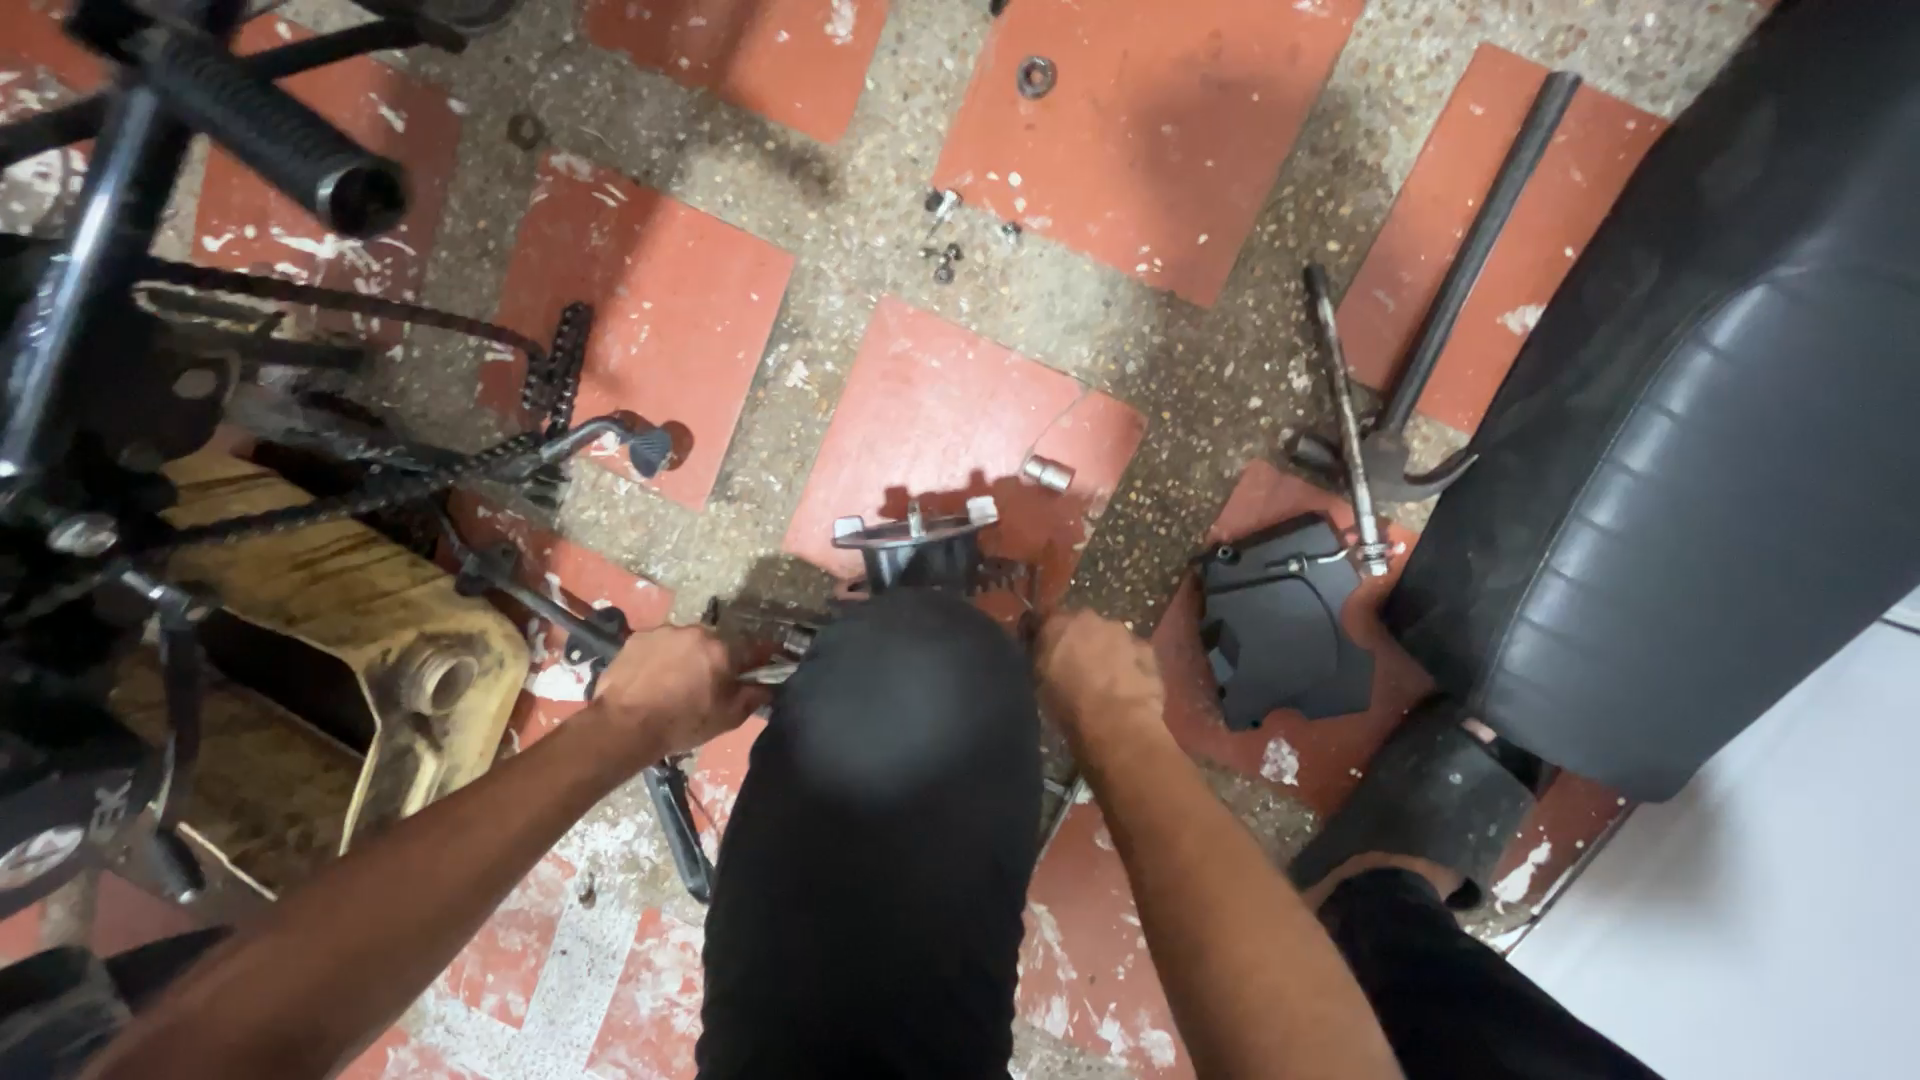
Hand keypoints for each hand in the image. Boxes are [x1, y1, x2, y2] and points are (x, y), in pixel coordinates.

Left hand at [587, 625, 768, 759]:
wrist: (623, 726)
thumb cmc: (682, 724)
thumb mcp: (727, 718)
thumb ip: (754, 697)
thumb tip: (768, 685)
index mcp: (723, 649)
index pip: (754, 648)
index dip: (758, 660)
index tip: (757, 669)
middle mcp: (697, 632)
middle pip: (716, 643)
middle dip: (716, 659)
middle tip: (705, 683)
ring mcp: (665, 631)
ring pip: (685, 641)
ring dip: (686, 656)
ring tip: (673, 682)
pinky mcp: (638, 637)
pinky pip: (658, 644)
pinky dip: (660, 657)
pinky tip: (651, 678)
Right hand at [1035, 609, 1166, 750]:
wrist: (1116, 721)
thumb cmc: (1067, 704)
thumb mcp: (1038, 681)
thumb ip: (1040, 655)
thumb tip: (1042, 649)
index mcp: (1057, 623)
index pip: (1042, 615)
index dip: (1039, 630)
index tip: (1037, 645)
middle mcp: (1090, 618)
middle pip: (1079, 624)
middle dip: (1077, 639)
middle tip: (1074, 665)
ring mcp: (1122, 631)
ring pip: (1109, 636)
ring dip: (1104, 650)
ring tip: (1104, 679)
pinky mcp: (1147, 649)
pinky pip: (1133, 652)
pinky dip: (1128, 663)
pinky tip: (1127, 686)